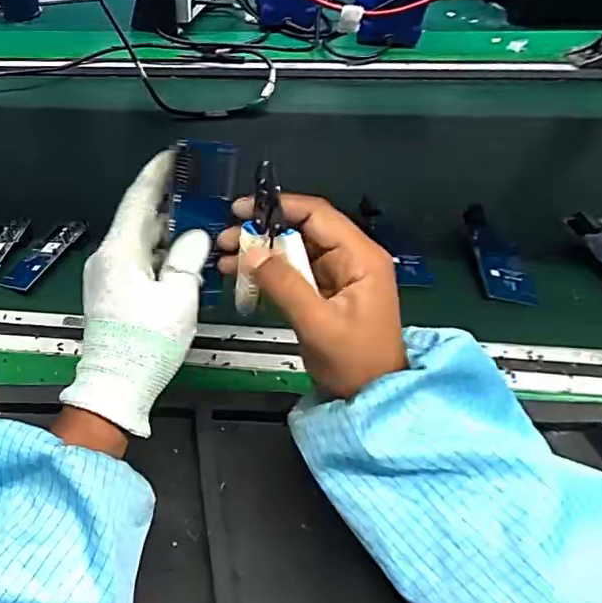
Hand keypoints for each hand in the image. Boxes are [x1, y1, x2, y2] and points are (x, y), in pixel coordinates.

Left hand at [58, 150, 211, 440]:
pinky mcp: (110, 291)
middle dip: (166, 202)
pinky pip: (137, 259)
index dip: (156, 174)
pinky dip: (159, 252)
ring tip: (195, 219)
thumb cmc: (145, 344)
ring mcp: (106, 275)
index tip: (172, 156)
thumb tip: (194, 236)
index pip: (137, 199)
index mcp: (119, 252)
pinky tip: (180, 254)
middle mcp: (107, 258)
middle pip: (138, 218)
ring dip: (165, 229)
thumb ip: (188, 258)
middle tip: (194, 187)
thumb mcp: (179, 297)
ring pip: (139, 240)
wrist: (115, 386)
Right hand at [217, 192, 406, 399]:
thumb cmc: (357, 363)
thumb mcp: (317, 323)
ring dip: (260, 250)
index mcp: (360, 257)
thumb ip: (284, 284)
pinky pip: (291, 269)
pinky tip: (242, 273)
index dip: (278, 207)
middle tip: (228, 238)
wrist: (373, 396)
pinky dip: (267, 269)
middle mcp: (351, 258)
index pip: (317, 214)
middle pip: (301, 228)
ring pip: (292, 248)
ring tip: (228, 257)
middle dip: (262, 231)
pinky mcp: (324, 289)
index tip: (243, 210)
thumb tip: (252, 253)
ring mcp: (337, 273)